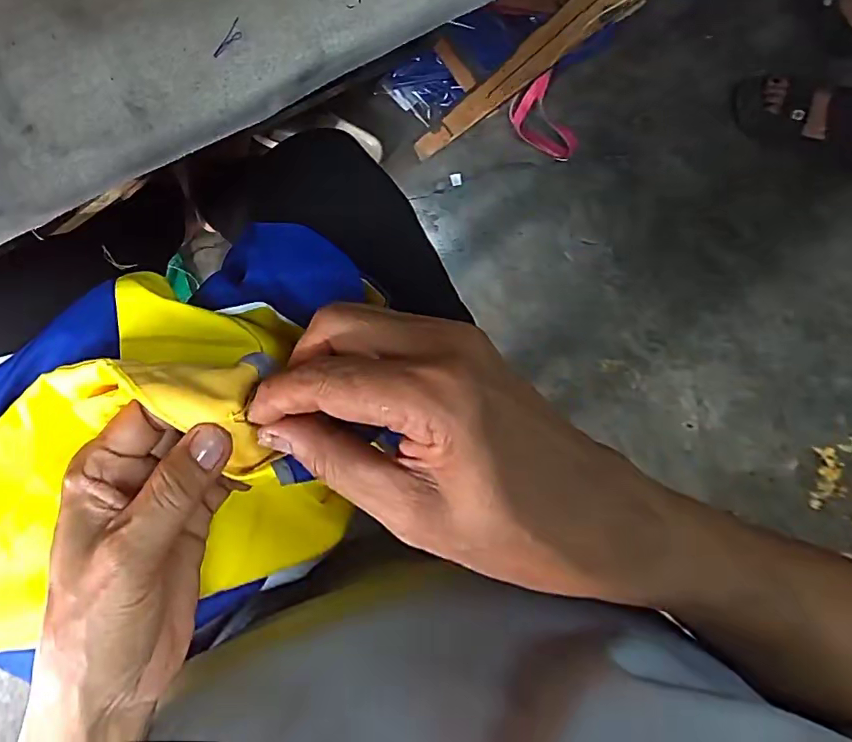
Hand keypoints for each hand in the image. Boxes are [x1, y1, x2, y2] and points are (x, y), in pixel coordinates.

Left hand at [27, 403, 239, 741]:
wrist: (112, 691)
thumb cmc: (96, 622)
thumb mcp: (129, 552)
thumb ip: (173, 490)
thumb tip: (215, 432)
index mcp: (102, 471)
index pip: (145, 414)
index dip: (184, 395)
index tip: (228, 383)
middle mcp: (134, 474)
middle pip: (178, 427)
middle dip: (215, 411)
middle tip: (259, 397)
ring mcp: (167, 495)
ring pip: (203, 450)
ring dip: (233, 437)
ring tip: (268, 421)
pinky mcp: (192, 516)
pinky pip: (219, 479)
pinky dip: (241, 468)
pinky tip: (262, 456)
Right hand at [246, 303, 679, 603]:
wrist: (601, 513)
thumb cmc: (514, 534)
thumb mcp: (414, 516)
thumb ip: (338, 462)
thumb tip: (279, 427)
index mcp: (431, 393)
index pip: (328, 375)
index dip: (280, 394)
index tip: (250, 418)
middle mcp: (442, 343)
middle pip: (339, 321)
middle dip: (300, 361)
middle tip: (288, 414)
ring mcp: (457, 333)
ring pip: (363, 316)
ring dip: (328, 353)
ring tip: (318, 409)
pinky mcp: (465, 338)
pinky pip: (391, 328)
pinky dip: (360, 352)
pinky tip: (361, 398)